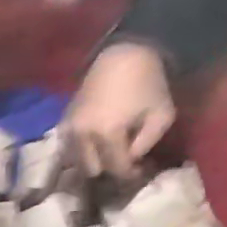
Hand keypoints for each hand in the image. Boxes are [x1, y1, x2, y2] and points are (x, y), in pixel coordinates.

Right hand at [61, 41, 174, 177]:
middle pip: (93, 169)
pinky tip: (95, 142)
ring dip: (93, 160)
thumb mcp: (161, 117)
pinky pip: (68, 145)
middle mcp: (83, 134)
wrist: (125, 52)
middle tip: (123, 159)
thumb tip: (131, 159)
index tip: (141, 169)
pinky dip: (81, 148)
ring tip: (109, 152)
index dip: (131, 174)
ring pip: (76, 160)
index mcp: (107, 134)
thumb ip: (145, 145)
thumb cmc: (148, 83)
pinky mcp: (65, 117)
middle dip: (109, 168)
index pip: (116, 169)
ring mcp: (70, 126)